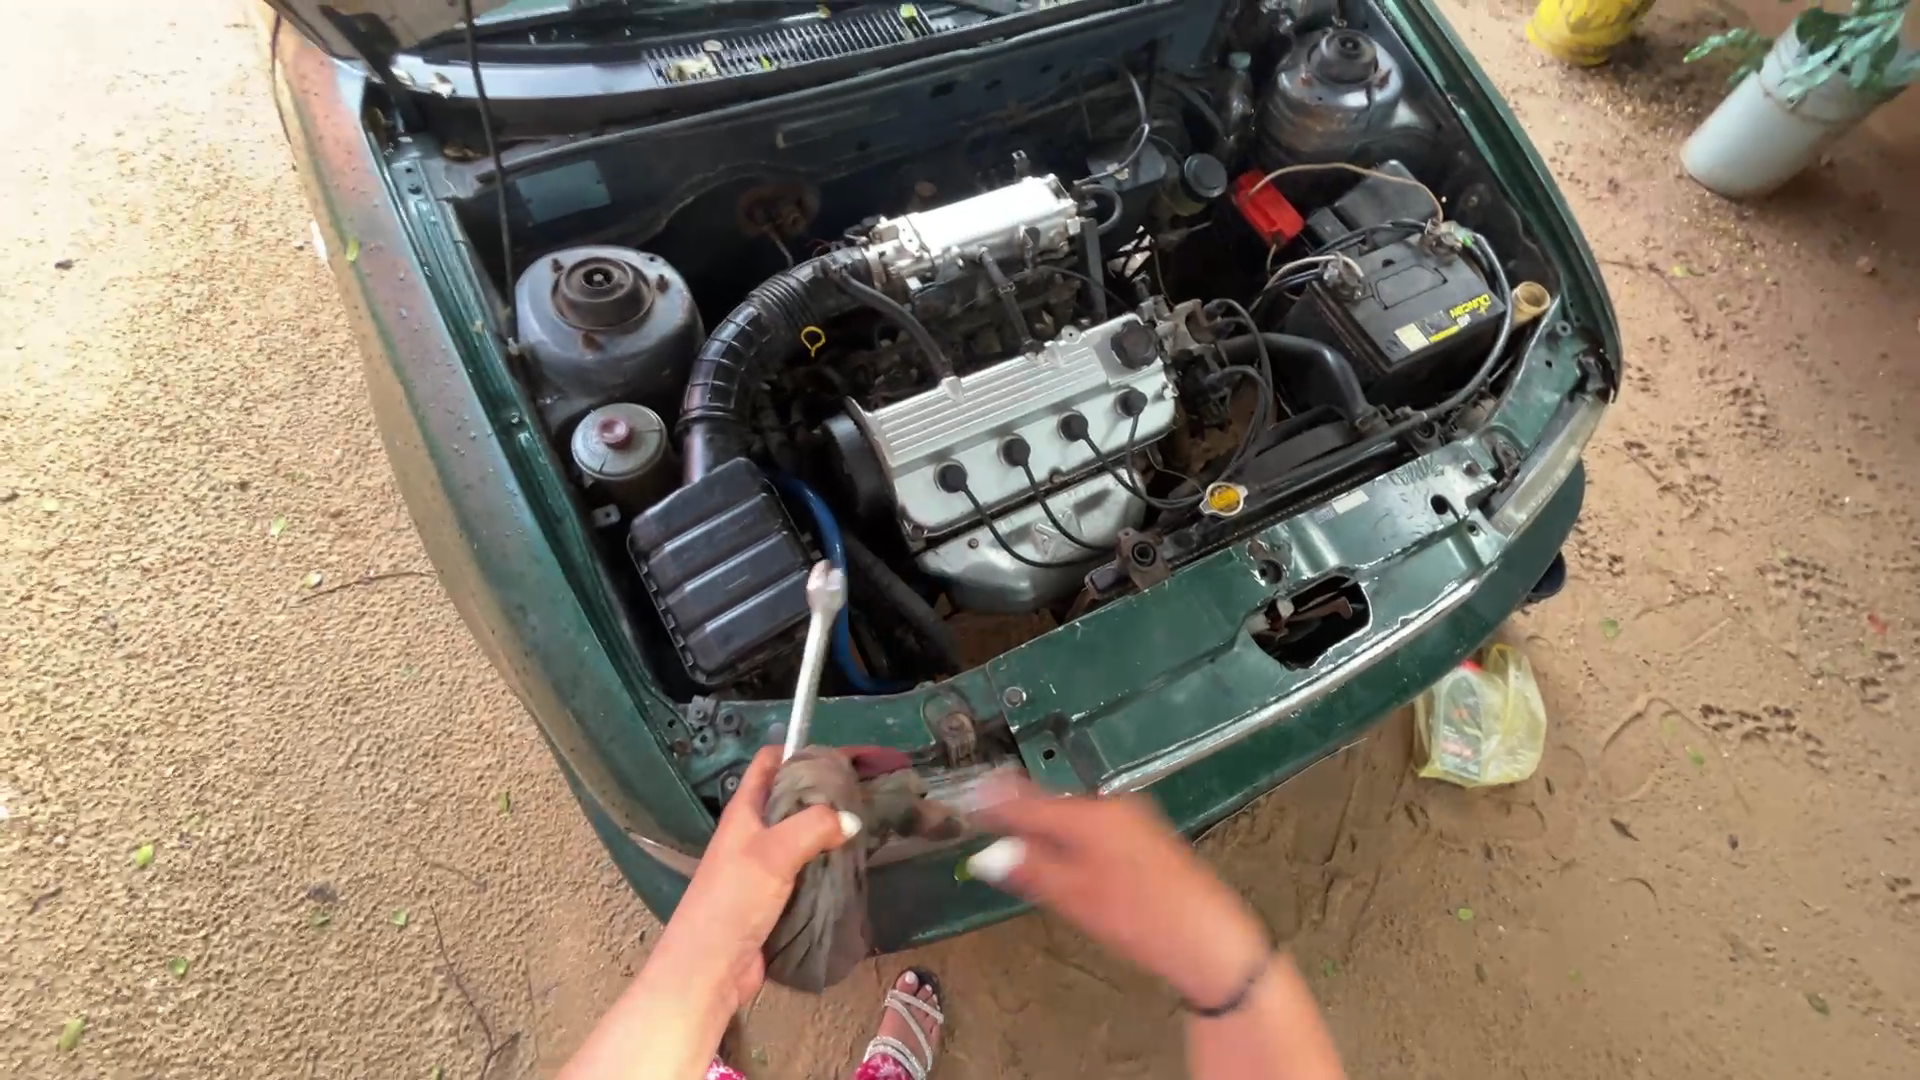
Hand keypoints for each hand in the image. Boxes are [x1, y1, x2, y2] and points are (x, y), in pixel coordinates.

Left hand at [646, 747, 859, 1012]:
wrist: (709, 970)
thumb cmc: (733, 900)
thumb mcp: (774, 851)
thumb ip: (815, 825)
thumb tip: (852, 819)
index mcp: (745, 809)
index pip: (770, 761)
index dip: (800, 750)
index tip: (839, 756)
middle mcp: (754, 830)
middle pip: (792, 795)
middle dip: (824, 789)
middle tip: (864, 789)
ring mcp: (764, 863)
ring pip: (803, 831)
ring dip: (829, 827)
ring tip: (867, 821)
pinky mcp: (776, 893)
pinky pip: (807, 864)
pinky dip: (828, 859)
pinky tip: (852, 860)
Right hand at [969, 776, 1269, 1008]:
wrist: (1209, 938)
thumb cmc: (1140, 919)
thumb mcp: (1075, 898)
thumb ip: (1029, 869)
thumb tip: (985, 855)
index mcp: (1087, 814)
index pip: (1026, 799)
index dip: (992, 800)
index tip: (966, 799)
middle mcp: (1108, 804)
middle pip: (1048, 801)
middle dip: (1016, 809)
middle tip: (984, 817)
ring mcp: (1129, 814)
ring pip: (1070, 812)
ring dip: (1042, 821)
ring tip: (1015, 835)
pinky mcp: (1142, 831)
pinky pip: (1091, 820)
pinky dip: (1068, 830)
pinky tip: (1063, 850)